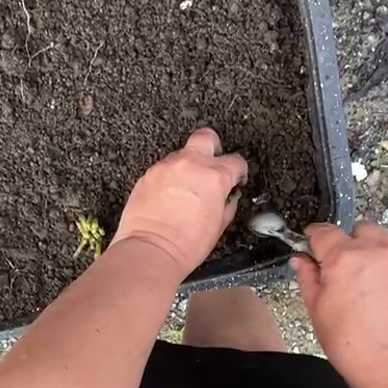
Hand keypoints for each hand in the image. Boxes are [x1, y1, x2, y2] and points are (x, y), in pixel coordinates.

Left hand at [113, 128, 246, 277]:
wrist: (151, 250)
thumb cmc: (184, 245)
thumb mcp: (218, 226)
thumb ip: (226, 205)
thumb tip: (228, 200)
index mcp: (215, 176)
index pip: (236, 161)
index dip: (239, 172)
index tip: (236, 179)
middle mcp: (191, 164)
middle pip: (206, 137)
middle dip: (213, 148)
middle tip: (212, 165)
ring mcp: (167, 167)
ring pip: (181, 155)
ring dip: (186, 168)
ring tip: (185, 191)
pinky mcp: (148, 175)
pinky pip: (163, 170)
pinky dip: (168, 179)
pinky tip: (168, 198)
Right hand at [293, 223, 387, 384]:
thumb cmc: (355, 346)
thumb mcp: (318, 312)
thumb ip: (308, 279)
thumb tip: (302, 262)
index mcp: (343, 258)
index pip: (324, 232)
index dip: (316, 238)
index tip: (315, 243)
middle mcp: (377, 251)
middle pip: (362, 230)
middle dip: (354, 243)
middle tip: (351, 269)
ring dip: (383, 256)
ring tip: (380, 286)